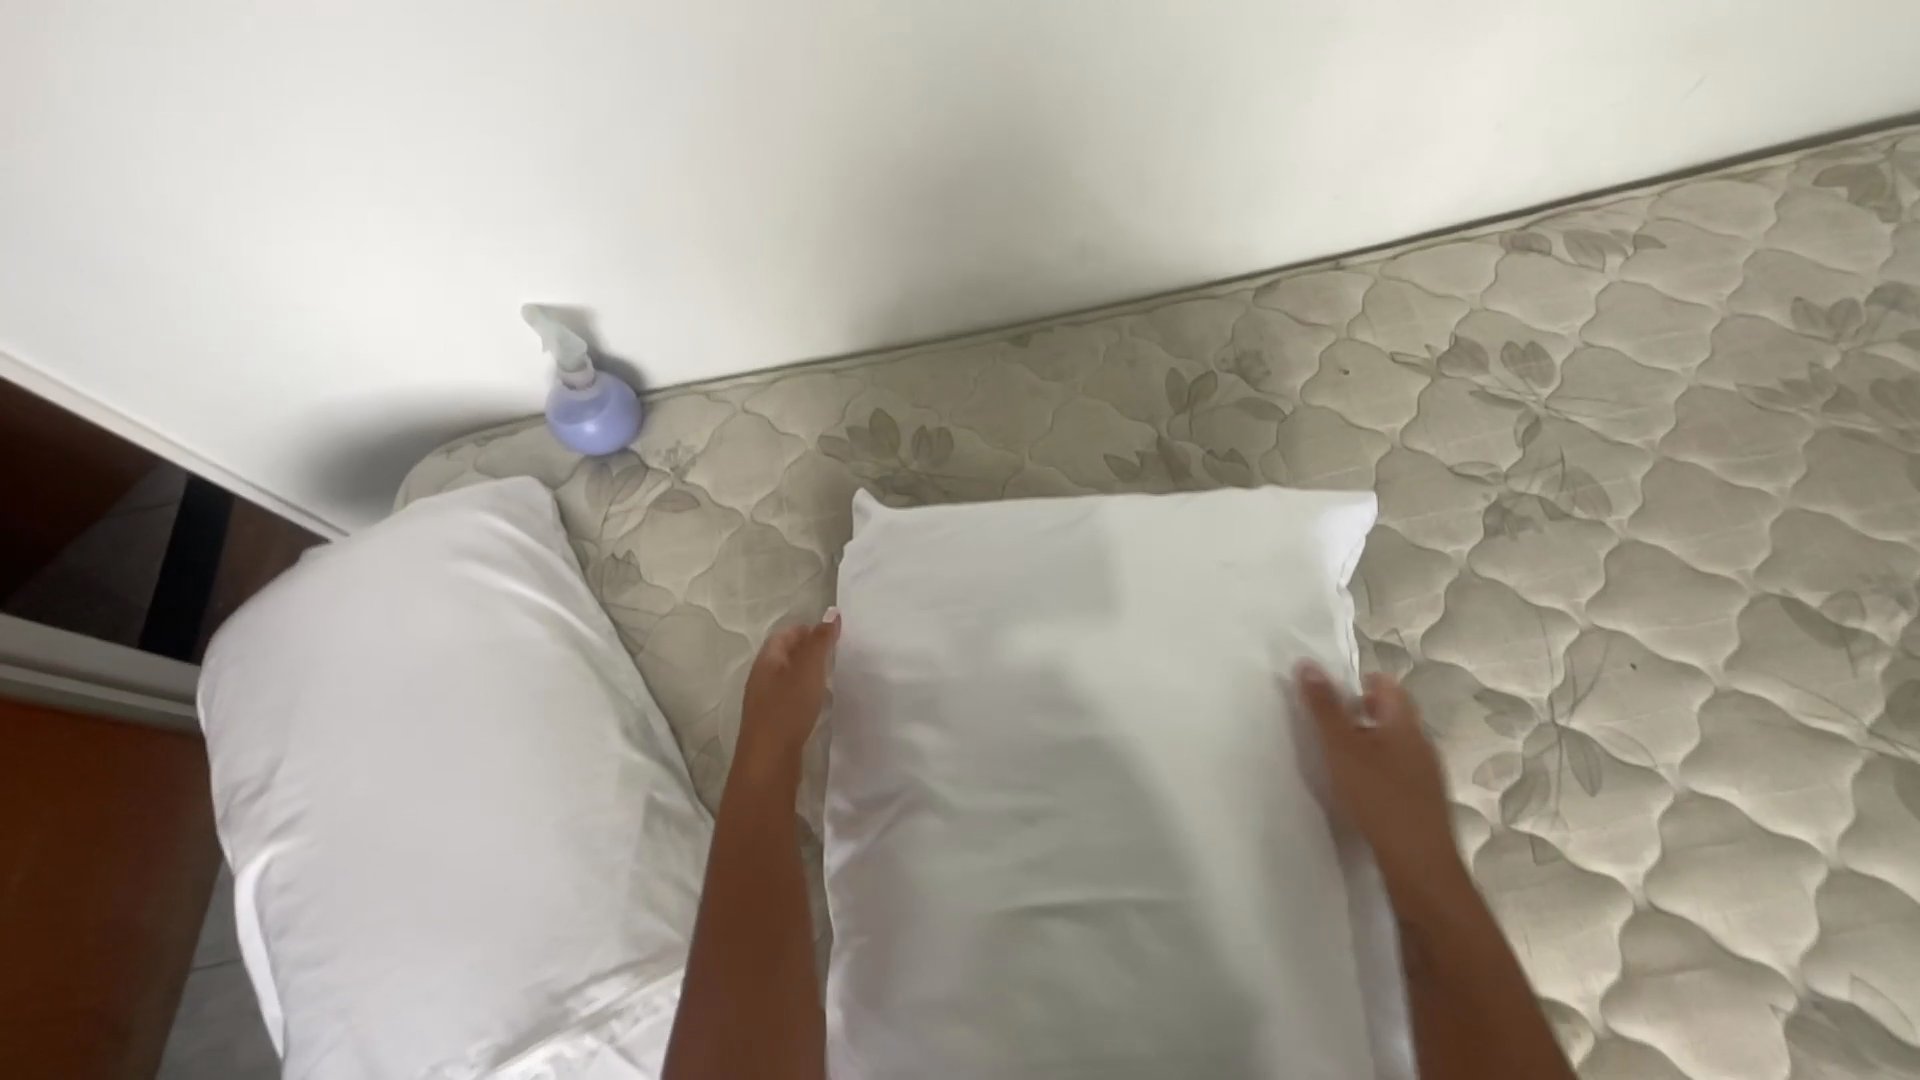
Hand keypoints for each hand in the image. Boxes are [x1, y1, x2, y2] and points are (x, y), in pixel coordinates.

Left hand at [737, 611, 841, 777]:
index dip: (806, 629)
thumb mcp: (808, 671)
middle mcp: (761, 678)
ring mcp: (764, 702)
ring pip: (786, 678)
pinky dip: (804, 693)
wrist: (768, 762)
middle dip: (807, 649)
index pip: (784, 634)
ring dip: (806, 673)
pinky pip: (788, 698)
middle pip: (784, 655)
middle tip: (835, 652)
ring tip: (830, 676)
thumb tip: (832, 613)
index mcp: (767, 661)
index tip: (831, 632)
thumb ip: (820, 642)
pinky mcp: (771, 723)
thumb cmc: (787, 710)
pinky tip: (818, 703)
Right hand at [1295, 661, 1466, 898]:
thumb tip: (1307, 662)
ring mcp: (1425, 775)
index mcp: (1405, 724)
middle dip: (1359, 712)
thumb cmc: (1378, 797)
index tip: (1329, 692)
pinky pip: (1396, 770)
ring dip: (1366, 742)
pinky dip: (1374, 768)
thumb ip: (1323, 706)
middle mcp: (1421, 744)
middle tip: (1324, 722)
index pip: (1387, 685)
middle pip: (1391, 714)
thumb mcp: (1341, 747)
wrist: (1418, 864)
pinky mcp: (1422, 801)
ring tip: (1334, 756)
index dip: (1359, 681)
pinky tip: (1355, 788)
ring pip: (1393, 744)